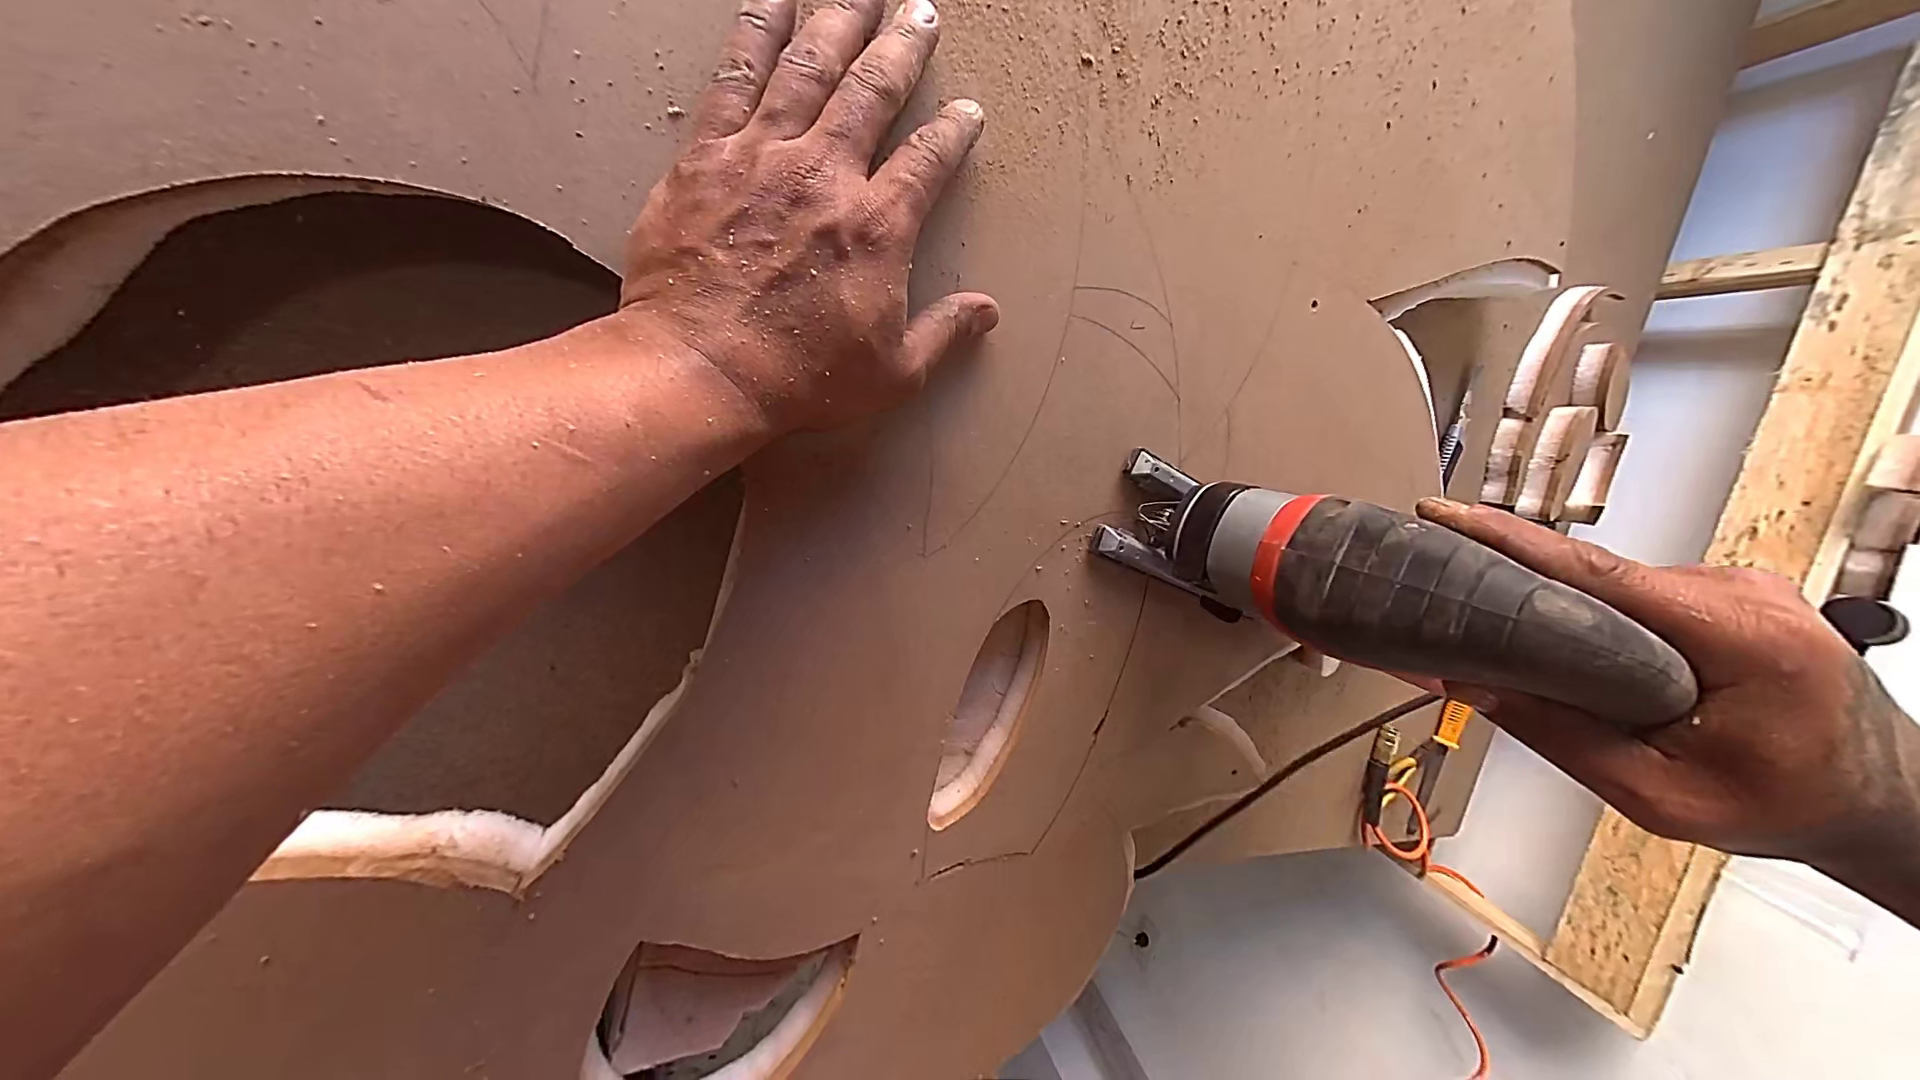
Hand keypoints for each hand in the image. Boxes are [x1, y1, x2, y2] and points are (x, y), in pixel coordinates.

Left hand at [618, 0, 998, 434]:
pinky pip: (735, 76)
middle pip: (872, 89)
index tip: (965, 112)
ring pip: (808, 65)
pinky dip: (756, 32)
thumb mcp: (893, 373)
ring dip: (838, 20)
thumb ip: (944, 333)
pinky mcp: (706, 158)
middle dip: (902, 46)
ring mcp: (762, 158)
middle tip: (920, 13)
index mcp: (878, 228)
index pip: (928, 159)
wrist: (705, 371)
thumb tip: (988, 311)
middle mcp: (825, 176)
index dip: (953, 131)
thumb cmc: (802, 378)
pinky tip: (773, 2)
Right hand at [1416, 499, 1919, 895]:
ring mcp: (1742, 588)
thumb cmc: (1784, 805)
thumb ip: (1558, 736)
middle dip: (1518, 579)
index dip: (1508, 541)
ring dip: (1558, 603)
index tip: (1446, 515)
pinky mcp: (1729, 593)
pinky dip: (1592, 609)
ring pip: (1610, 582)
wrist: (1883, 806)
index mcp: (1744, 639)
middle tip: (1451, 587)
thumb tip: (1467, 682)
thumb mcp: (1657, 795)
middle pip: (1594, 572)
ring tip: (1518, 634)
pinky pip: (1633, 590)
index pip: (1594, 572)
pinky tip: (1583, 645)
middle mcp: (1745, 595)